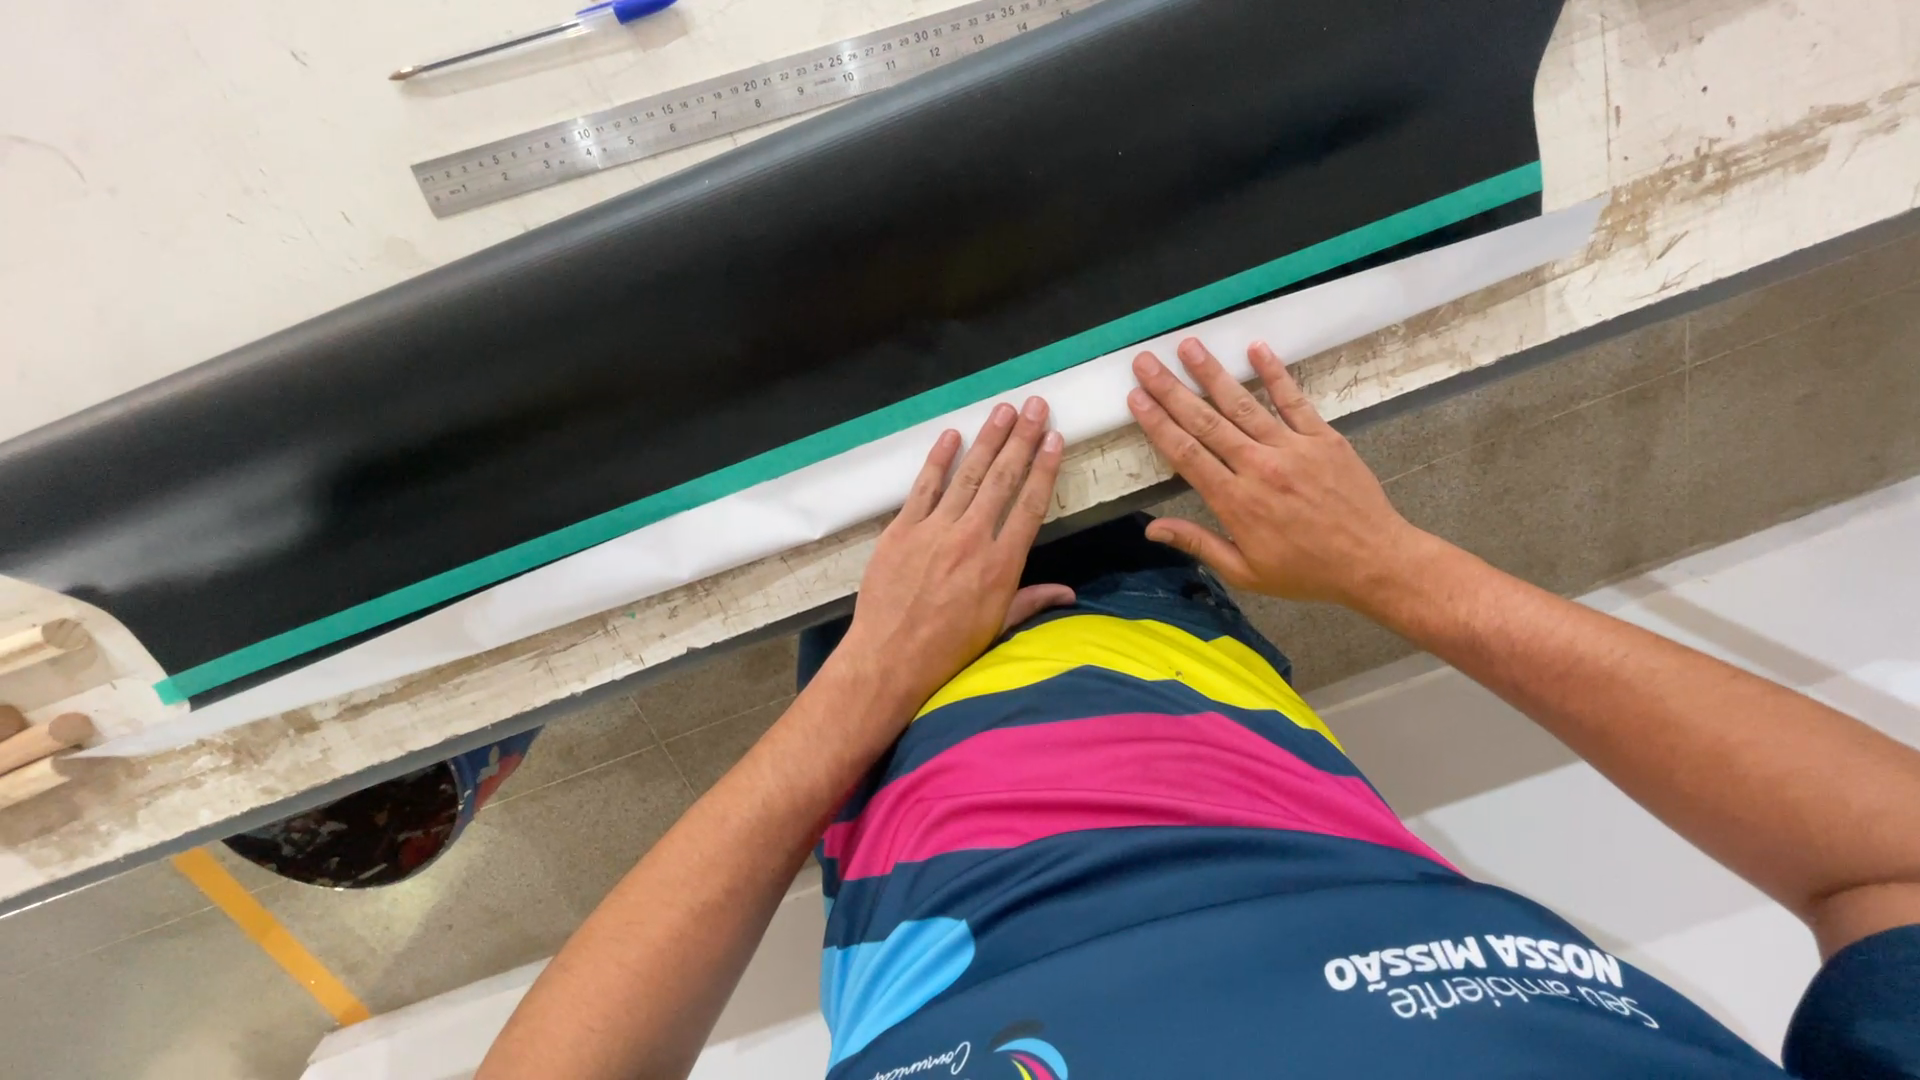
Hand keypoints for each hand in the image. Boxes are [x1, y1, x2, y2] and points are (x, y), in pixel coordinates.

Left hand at [840, 397, 1073, 709]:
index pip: (1030, 503)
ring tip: (1004, 410)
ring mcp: (934, 530)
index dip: (1045, 467)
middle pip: (1002, 479)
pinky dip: (937, 460)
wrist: (891, 658)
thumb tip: (1069, 593)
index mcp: (1001, 563)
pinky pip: (923, 487)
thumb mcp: (998, 627)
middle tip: (1035, 406)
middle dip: (1022, 439)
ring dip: (987, 440)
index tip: (1055, 438)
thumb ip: (1032, 601)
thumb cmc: (949, 649)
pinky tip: (950, 435)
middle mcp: (972, 538)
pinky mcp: (902, 530)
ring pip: (967, 475)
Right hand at [1126, 338, 1434, 612]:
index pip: (1186, 454)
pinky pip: (1294, 400)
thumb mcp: (1244, 571)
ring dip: (1212, 373)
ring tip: (1188, 346)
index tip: (1136, 398)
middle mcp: (1259, 467)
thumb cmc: (1304, 572)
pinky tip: (1256, 348)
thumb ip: (1197, 543)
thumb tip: (1151, 529)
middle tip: (1146, 362)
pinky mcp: (1322, 438)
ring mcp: (1292, 448)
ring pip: (1243, 404)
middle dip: (1172, 390)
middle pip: (1206, 421)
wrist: (1373, 562)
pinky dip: (1274, 374)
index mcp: (1235, 501)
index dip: (1157, 423)